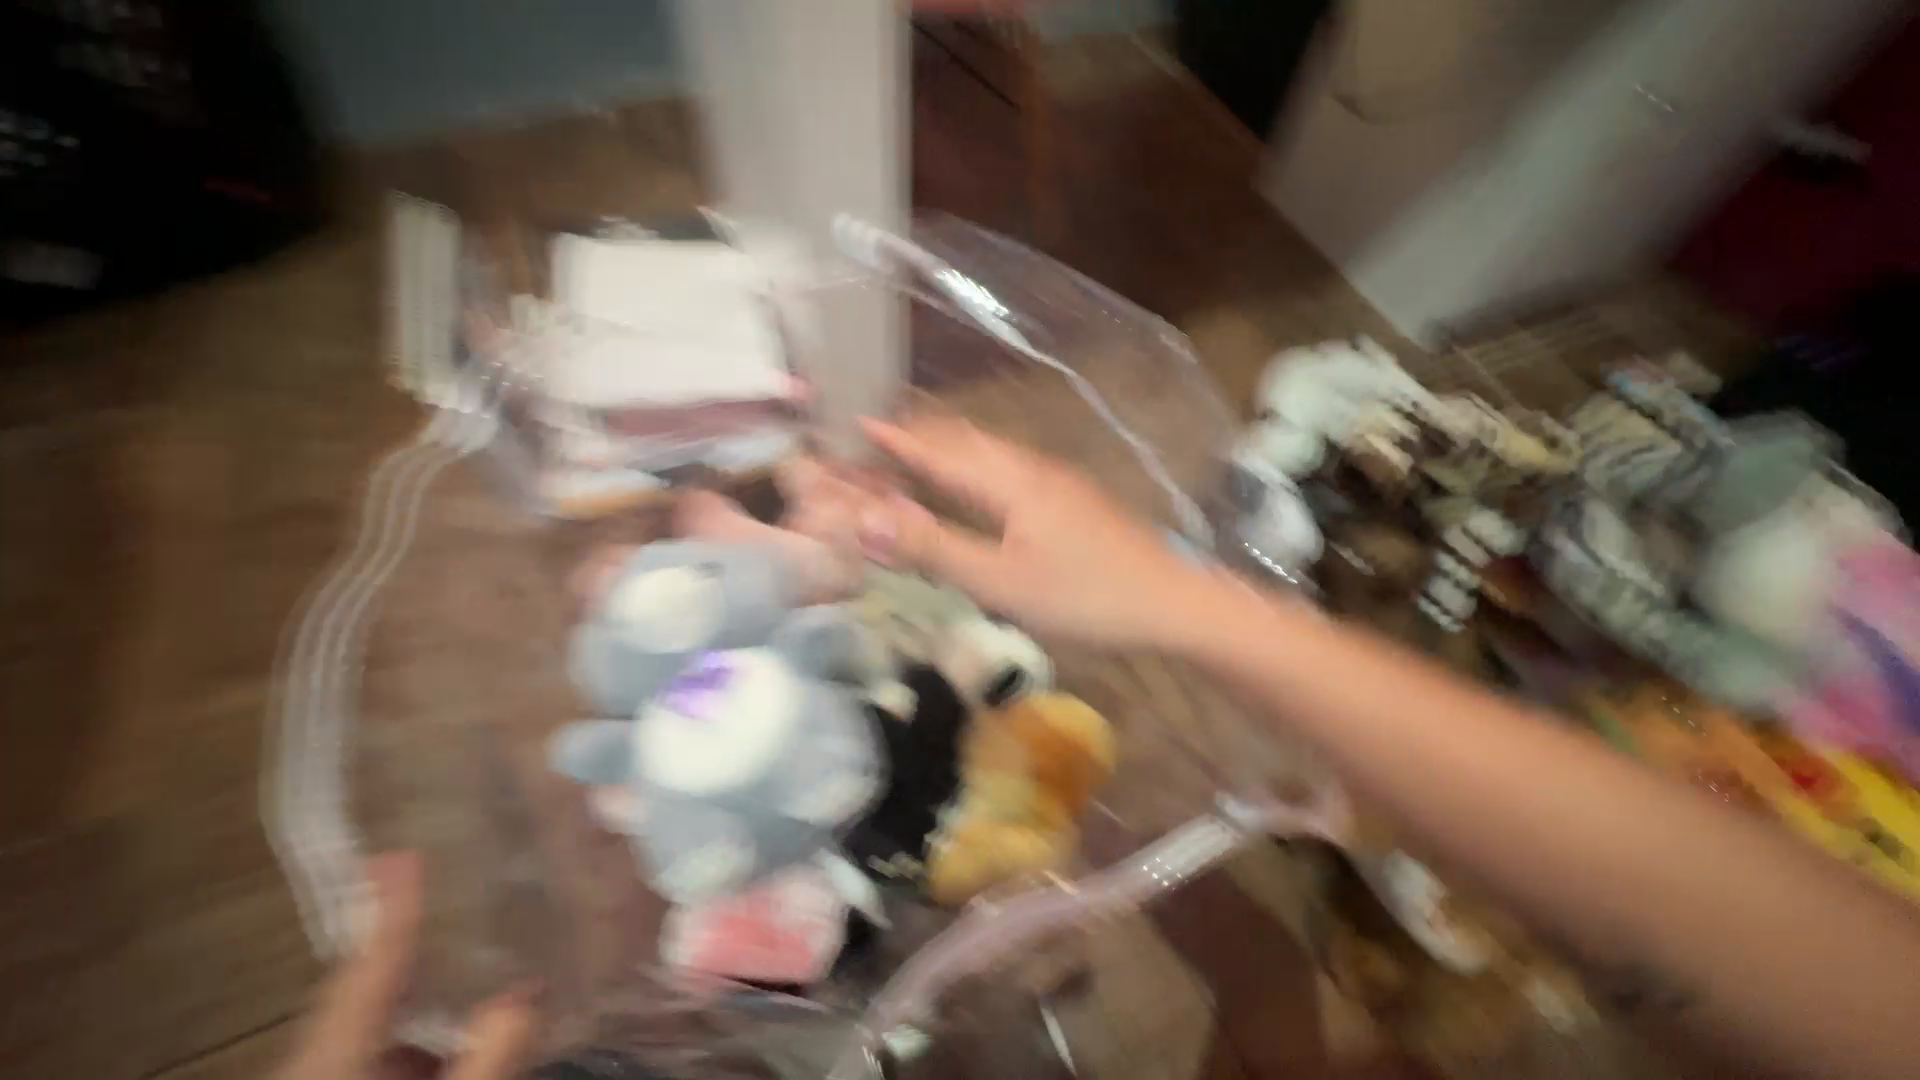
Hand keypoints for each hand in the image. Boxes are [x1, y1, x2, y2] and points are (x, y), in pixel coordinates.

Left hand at [273, 853, 539, 1079]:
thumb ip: (489, 1061)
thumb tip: (530, 992)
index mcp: (335, 1065)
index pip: (370, 972)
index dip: (391, 910)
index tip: (398, 853)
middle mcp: (318, 1069)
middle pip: (369, 1002)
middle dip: (422, 966)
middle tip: (469, 913)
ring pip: (376, 1042)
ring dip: (425, 1022)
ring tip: (485, 994)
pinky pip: (380, 1063)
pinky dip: (419, 1054)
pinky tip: (453, 1056)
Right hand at [856, 416, 1226, 648]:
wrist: (1171, 602)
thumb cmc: (1085, 596)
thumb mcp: (1001, 581)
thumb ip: (935, 549)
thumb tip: (868, 520)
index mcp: (1011, 481)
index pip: (941, 451)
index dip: (899, 440)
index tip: (859, 423)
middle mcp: (1032, 470)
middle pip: (967, 442)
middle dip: (922, 437)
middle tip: (880, 438)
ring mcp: (1057, 484)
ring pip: (991, 456)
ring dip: (950, 451)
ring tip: (919, 455)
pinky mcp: (1071, 502)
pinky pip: (1008, 473)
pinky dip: (975, 471)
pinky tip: (978, 490)